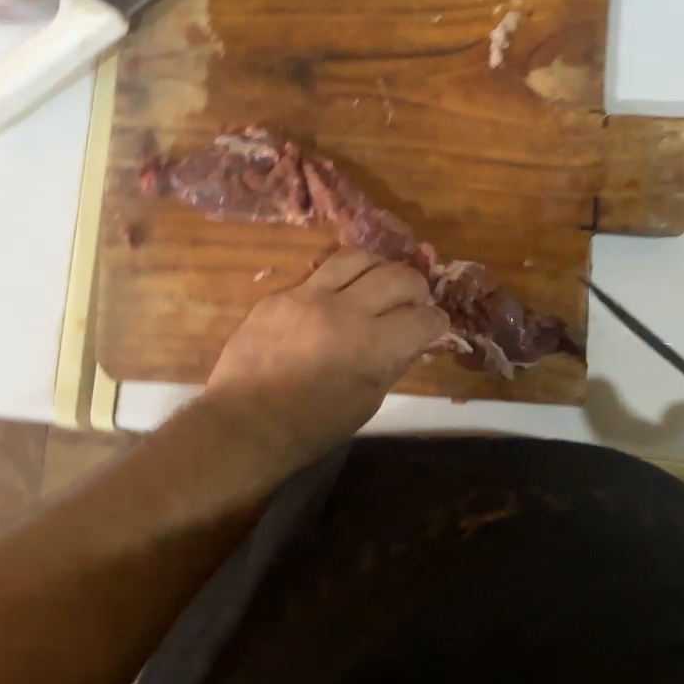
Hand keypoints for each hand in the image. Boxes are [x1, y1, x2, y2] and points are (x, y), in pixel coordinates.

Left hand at [198, 250, 449, 472]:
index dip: (437, 321)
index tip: (434, 325)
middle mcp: (347, 311)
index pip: (424, 317)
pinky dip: (338, 283)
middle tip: (413, 301)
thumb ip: (393, 361)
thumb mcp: (368, 401)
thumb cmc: (313, 426)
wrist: (246, 423)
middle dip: (416, 287)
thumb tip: (413, 338)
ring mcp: (309, 297)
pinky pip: (319, 275)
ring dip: (378, 268)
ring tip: (378, 284)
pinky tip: (336, 299)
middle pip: (398, 276)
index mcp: (374, 346)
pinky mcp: (281, 295)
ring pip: (358, 257)